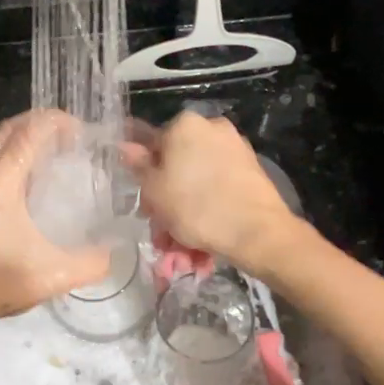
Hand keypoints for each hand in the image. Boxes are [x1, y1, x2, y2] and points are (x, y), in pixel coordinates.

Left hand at [0, 110, 112, 328]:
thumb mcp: (52, 277)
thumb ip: (91, 263)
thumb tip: (114, 252)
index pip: (26, 136)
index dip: (52, 123)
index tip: (75, 127)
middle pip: (4, 131)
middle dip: (33, 122)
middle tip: (61, 131)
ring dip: (11, 136)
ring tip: (37, 146)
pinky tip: (8, 173)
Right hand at [120, 112, 302, 274]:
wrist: (258, 232)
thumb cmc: (195, 207)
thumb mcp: (154, 190)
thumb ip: (138, 166)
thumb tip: (125, 145)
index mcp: (185, 126)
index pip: (153, 148)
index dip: (146, 182)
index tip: (147, 210)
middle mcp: (212, 130)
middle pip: (178, 171)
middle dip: (168, 209)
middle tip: (163, 241)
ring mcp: (235, 151)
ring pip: (199, 187)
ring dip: (186, 222)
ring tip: (184, 258)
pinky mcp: (251, 173)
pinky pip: (220, 193)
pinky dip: (209, 217)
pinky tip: (204, 252)